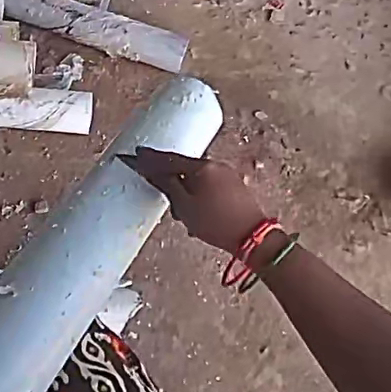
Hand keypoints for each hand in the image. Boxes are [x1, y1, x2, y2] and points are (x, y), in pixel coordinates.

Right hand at [122, 147, 270, 253]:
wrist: (253, 237)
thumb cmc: (217, 223)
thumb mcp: (184, 206)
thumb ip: (167, 185)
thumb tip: (155, 172)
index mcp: (202, 167)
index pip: (169, 159)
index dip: (151, 158)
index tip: (137, 154)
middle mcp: (215, 166)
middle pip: (183, 169)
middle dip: (170, 181)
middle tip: (161, 194)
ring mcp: (227, 176)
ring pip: (196, 180)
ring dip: (185, 193)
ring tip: (184, 215)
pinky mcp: (234, 187)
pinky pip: (208, 186)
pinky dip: (198, 196)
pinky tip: (197, 215)